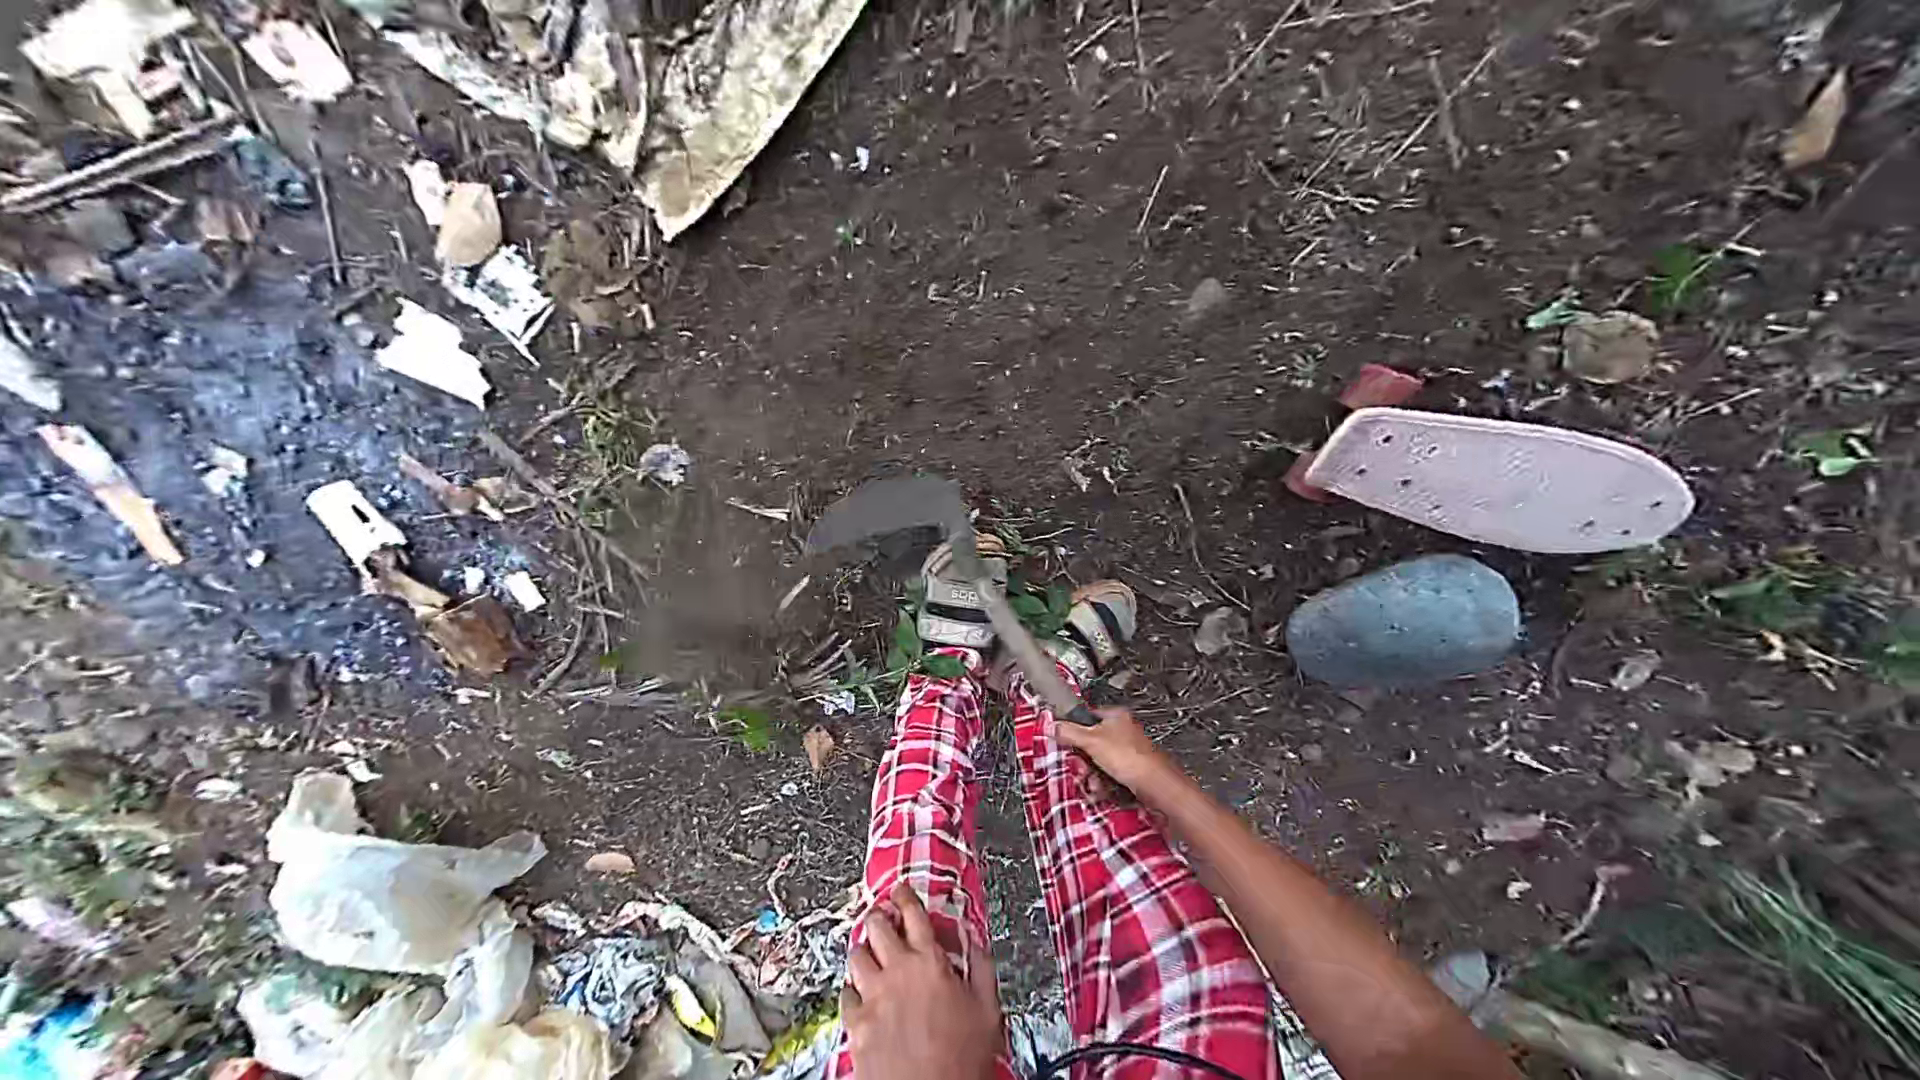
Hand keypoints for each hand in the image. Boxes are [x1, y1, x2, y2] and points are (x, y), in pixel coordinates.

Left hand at [841, 883, 1002, 1079]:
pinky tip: (860, 994)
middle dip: (878, 917)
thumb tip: (978, 944)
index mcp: (930, 962)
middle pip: (877, 926)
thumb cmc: (961, 1062)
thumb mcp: (987, 1011)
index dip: (904, 897)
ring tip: (869, 952)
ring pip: (856, 956)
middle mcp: (898, 972)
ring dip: (863, 950)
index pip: (913, 914)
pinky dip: (852, 989)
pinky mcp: (856, 1024)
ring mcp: (873, 997)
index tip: (900, 892)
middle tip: (882, 918)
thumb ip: (982, 970)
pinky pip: (845, 994)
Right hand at [1054, 706, 1173, 794]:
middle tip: (1081, 768)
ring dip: (1091, 775)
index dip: (1075, 730)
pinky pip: (1108, 775)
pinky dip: (1103, 783)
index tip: (1066, 742)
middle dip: (1083, 759)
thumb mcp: (1091, 741)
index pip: (1087, 716)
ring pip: (1098, 761)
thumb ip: (1069, 732)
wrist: (1156, 786)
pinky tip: (1102, 789)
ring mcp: (1127, 752)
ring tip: (1094, 782)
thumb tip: (1051, 724)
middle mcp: (1122, 732)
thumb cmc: (1129, 757)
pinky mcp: (1131, 771)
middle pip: (1090, 742)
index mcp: (1115, 716)